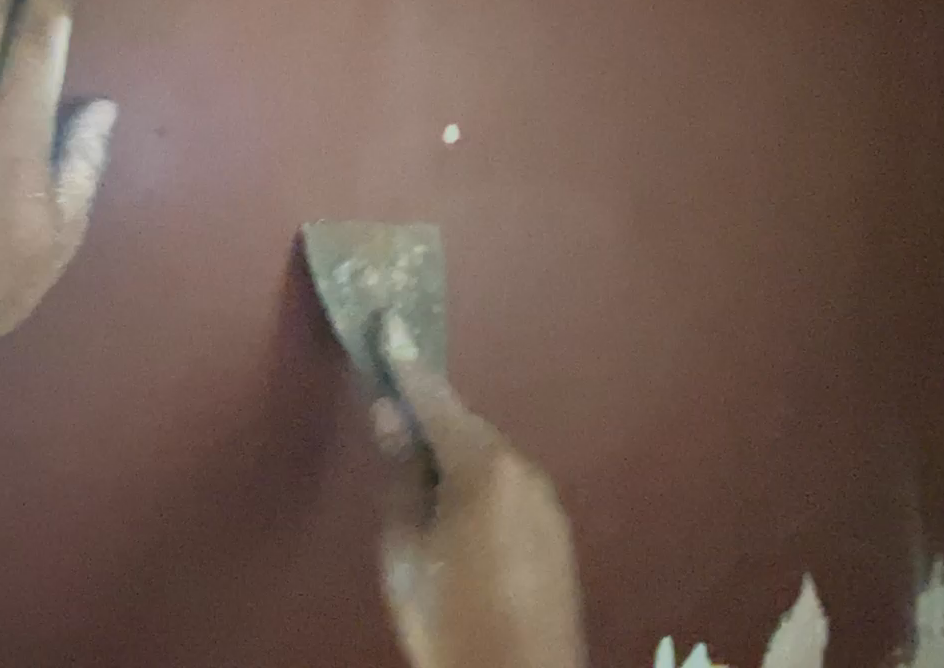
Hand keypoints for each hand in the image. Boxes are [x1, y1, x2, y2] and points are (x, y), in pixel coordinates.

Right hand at [373, 319, 588, 667]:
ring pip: (486, 449)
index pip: (434, 399)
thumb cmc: (449, 618)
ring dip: (453, 446)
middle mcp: (520, 467)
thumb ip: (400, 473)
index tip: (389, 325)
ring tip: (421, 471)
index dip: (406, 363)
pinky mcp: (554, 522)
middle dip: (429, 412)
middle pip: (463, 422)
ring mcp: (544, 495)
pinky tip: (459, 505)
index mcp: (481, 467)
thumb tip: (389, 413)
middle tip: (393, 412)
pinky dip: (477, 473)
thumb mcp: (405, 550)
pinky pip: (506, 477)